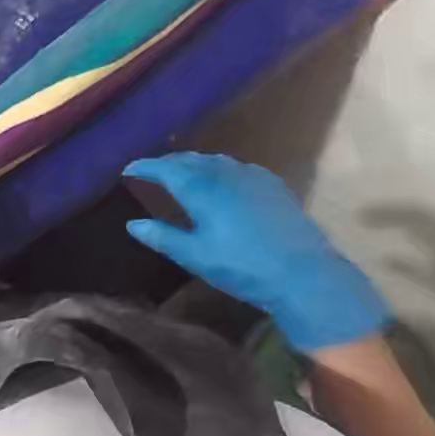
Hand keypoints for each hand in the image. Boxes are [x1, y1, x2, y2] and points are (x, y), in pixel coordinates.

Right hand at [123, 152, 389, 351]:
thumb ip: (161, 236)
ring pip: (214, 161)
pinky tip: (219, 182)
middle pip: (189, 160)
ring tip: (181, 174)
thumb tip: (133, 224)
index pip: (165, 168)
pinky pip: (236, 168)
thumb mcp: (194, 256)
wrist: (305, 275)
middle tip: (151, 172)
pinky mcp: (272, 186)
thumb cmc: (242, 267)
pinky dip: (217, 169)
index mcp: (201, 188)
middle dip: (167, 163)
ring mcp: (252, 177)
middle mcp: (224, 174)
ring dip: (193, 164)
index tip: (128, 170)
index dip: (144, 167)